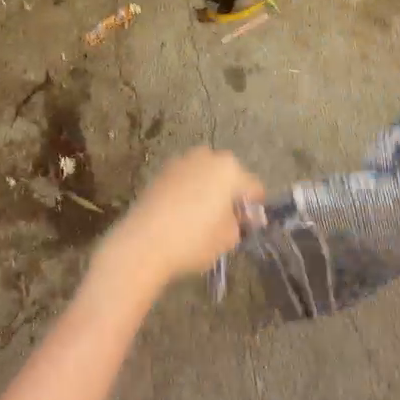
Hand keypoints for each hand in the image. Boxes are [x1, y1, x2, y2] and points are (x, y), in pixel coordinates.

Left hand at [95, 147, 263, 288]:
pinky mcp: (161, 172)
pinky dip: (188, 192)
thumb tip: (239, 218)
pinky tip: (183, 214)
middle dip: (231, 194)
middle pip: (228, 175)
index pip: (253, 187)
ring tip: (204, 218)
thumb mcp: (229, 238)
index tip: (251, 226)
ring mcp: (181, 161)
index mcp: (229, 169)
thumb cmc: (194, 239)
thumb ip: (240, 224)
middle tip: (228, 221)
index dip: (255, 208)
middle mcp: (207, 157)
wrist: (144, 243)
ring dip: (208, 190)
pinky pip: (184, 180)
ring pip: (204, 174)